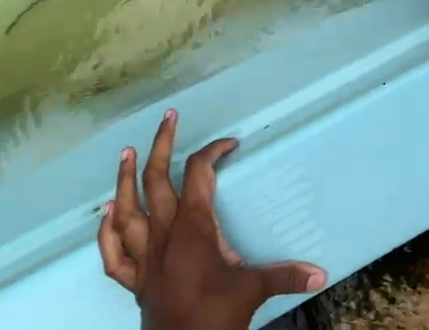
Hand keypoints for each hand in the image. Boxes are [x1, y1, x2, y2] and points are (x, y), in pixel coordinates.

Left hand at [99, 110, 325, 329]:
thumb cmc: (216, 317)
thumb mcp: (254, 291)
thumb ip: (286, 275)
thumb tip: (321, 274)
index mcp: (192, 227)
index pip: (199, 174)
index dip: (213, 152)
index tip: (231, 144)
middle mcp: (164, 235)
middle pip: (156, 181)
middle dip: (161, 146)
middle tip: (168, 118)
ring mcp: (144, 258)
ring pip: (127, 211)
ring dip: (125, 180)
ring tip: (126, 153)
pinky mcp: (135, 282)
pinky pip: (113, 254)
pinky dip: (107, 232)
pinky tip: (107, 214)